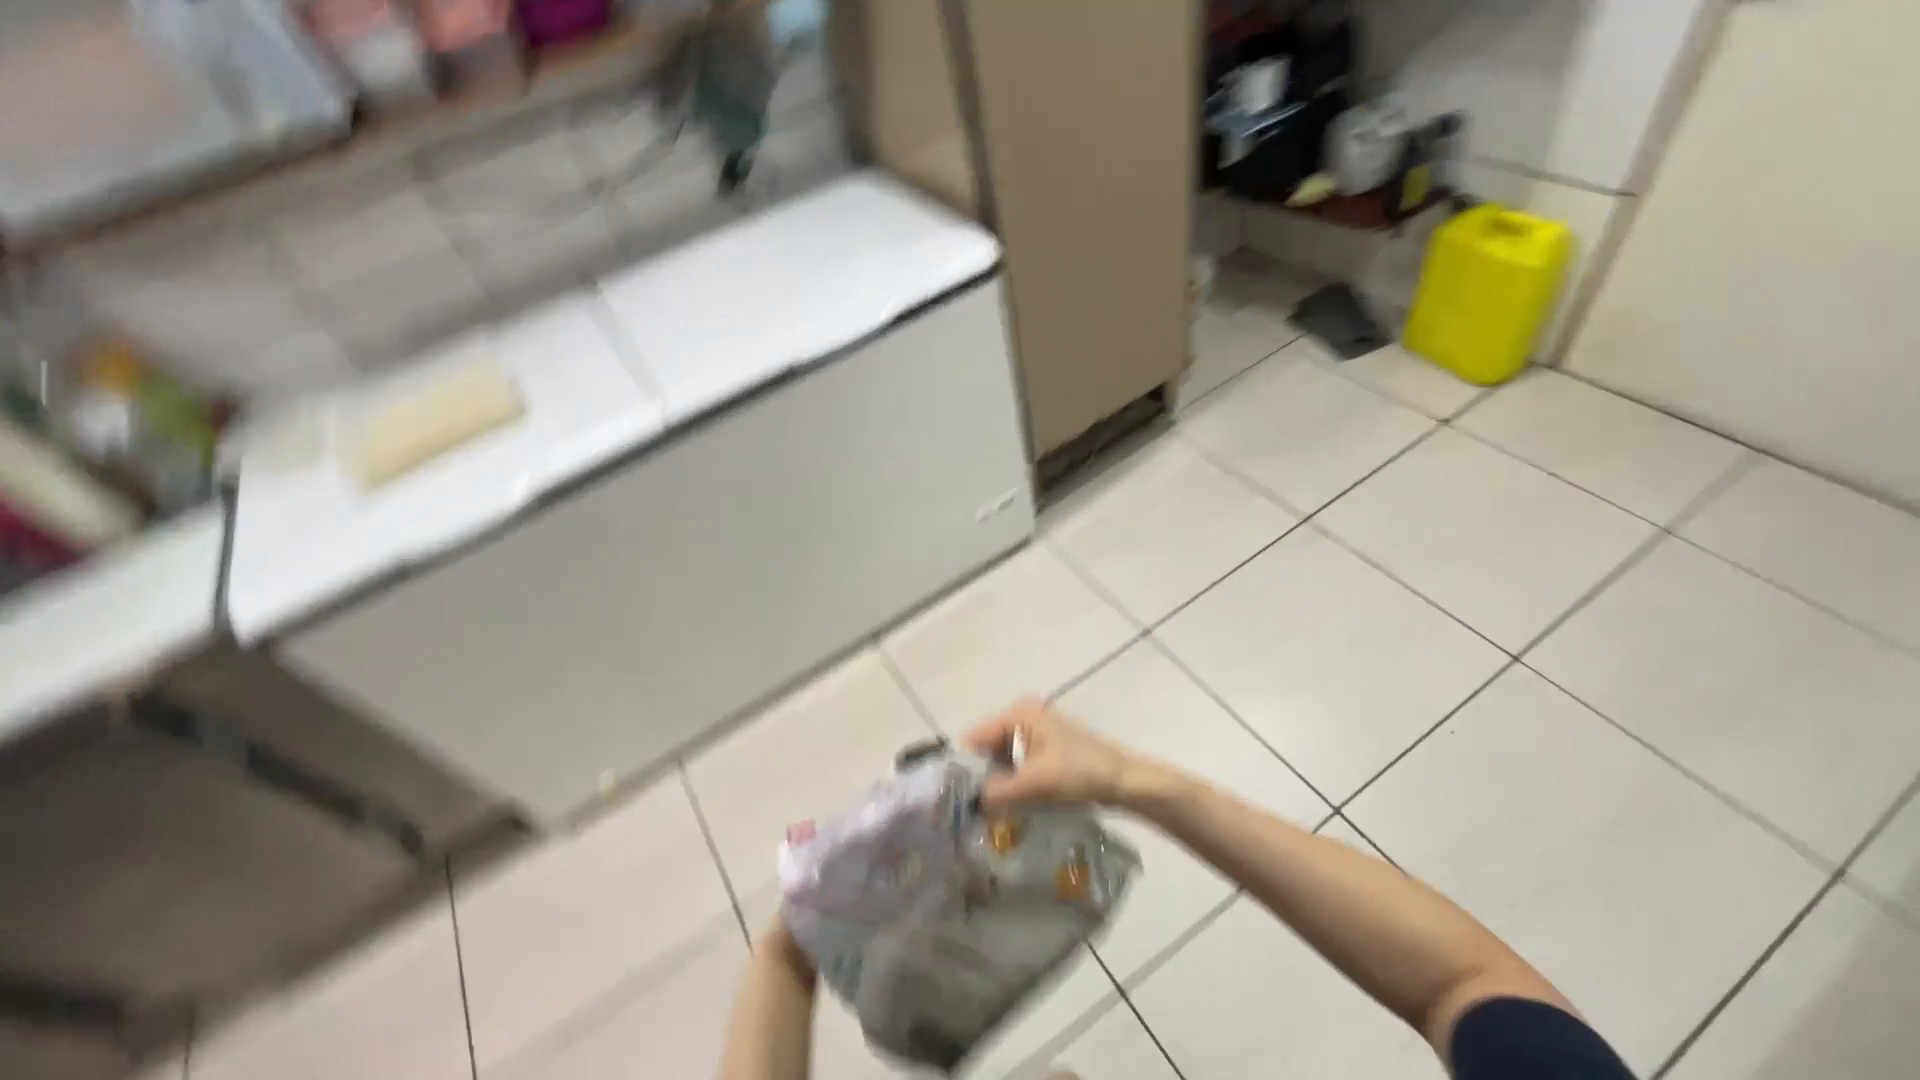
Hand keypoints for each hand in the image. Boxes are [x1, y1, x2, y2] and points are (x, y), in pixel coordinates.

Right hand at [961, 699, 1154, 811]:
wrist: (1126, 782)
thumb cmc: (1081, 773)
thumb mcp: (1035, 783)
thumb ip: (998, 793)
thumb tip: (971, 807)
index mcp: (1018, 713)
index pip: (974, 738)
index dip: (965, 769)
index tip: (958, 801)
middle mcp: (1022, 717)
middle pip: (986, 749)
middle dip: (982, 778)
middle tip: (975, 811)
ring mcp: (1035, 733)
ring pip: (1001, 760)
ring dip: (998, 785)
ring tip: (992, 813)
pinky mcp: (1045, 751)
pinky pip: (1017, 766)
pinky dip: (1013, 785)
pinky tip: (1013, 806)